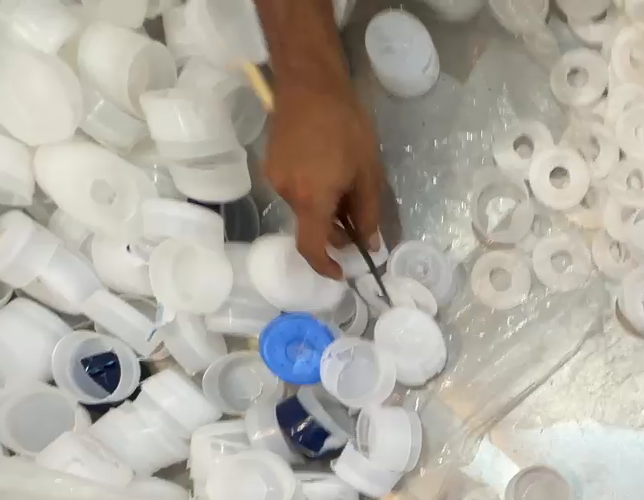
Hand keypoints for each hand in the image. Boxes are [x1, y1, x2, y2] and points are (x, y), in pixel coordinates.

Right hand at [263, 84, 387, 278]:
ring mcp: (276, 176)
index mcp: (310, 200)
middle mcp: (286, 193)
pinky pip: (297, 191)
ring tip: (349, 189)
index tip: (340, 274)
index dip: (325, 267)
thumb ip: (369, 216)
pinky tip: (333, 175)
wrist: (310, 82)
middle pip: (311, 228)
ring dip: (328, 212)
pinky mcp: (273, 162)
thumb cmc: (346, 129)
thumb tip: (370, 244)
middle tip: (361, 222)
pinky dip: (316, 195)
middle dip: (336, 233)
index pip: (311, 248)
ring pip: (305, 210)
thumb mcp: (368, 177)